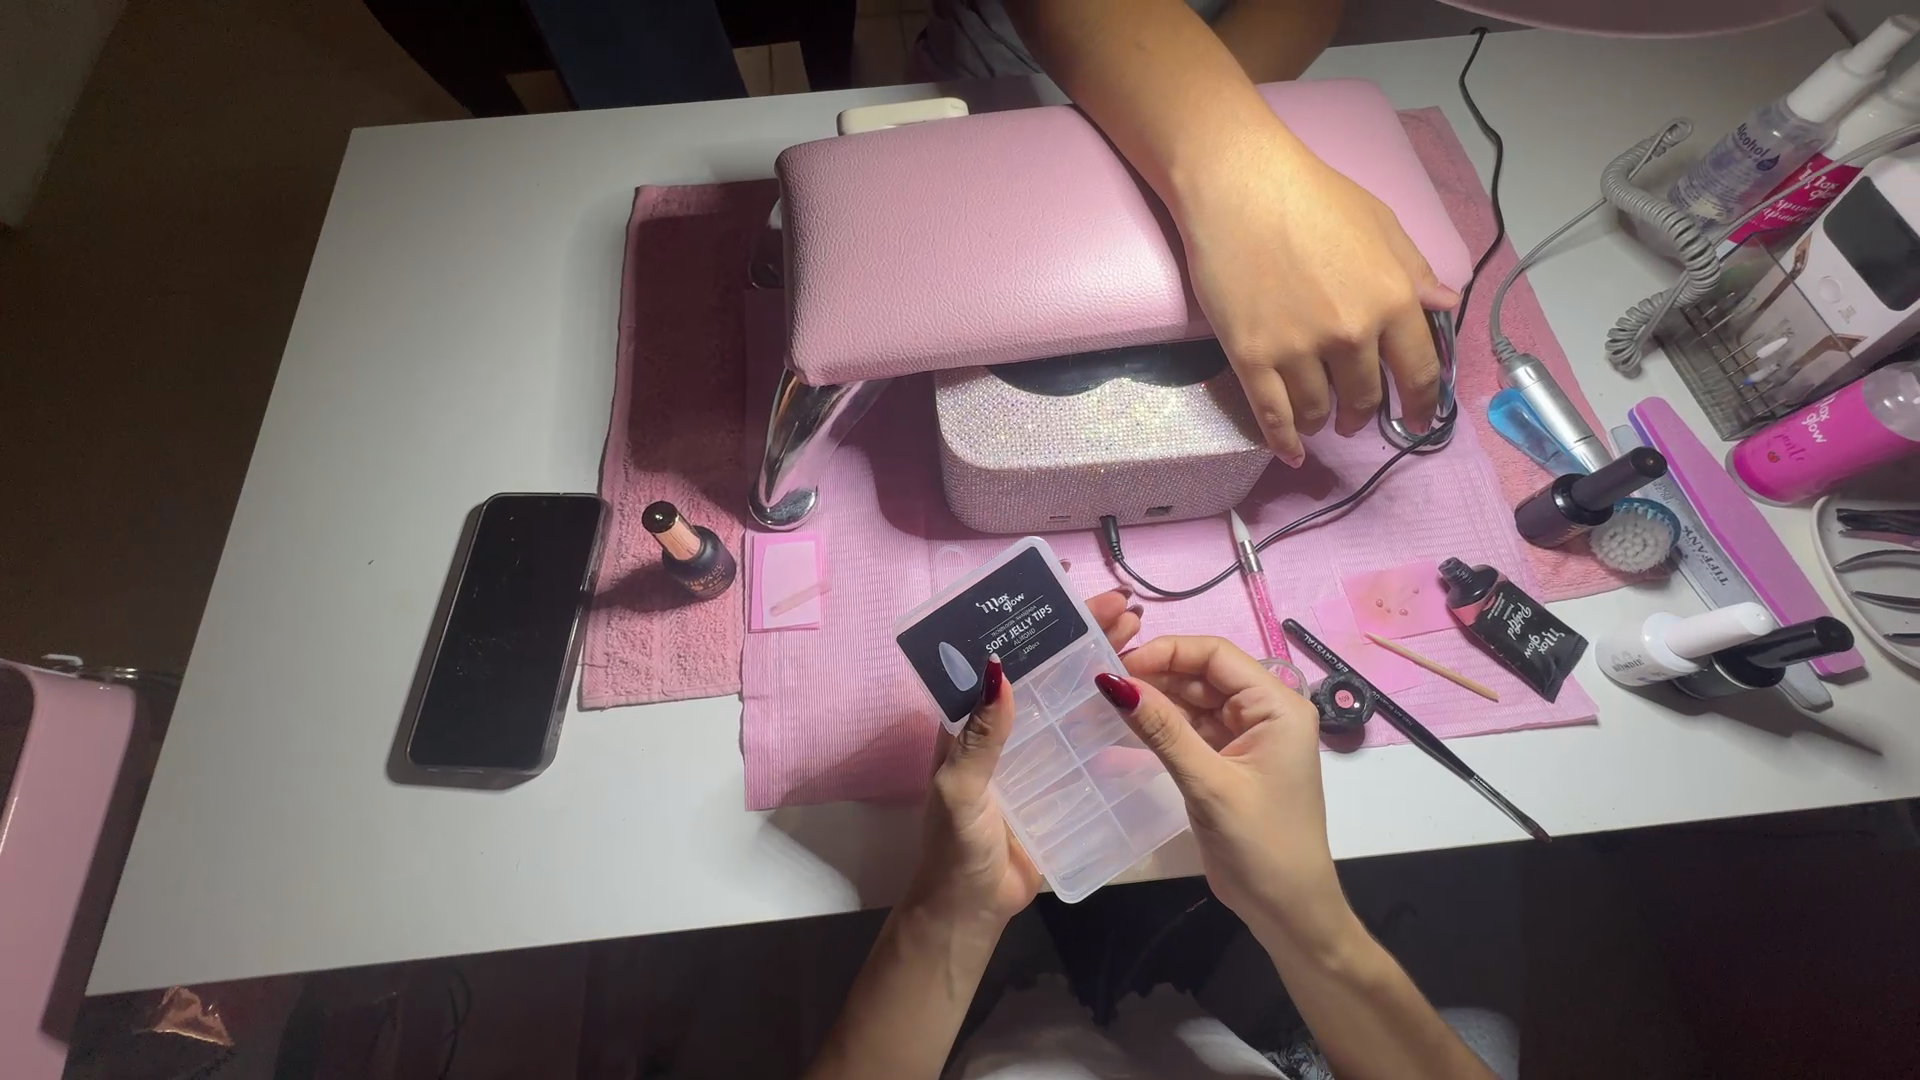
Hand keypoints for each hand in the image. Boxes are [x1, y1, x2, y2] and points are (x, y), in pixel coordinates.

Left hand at [906, 589, 1143, 928]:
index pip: (1007, 655)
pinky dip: (1114, 715)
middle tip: (1127, 609)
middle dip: (1083, 634)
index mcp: (973, 717)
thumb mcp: (960, 790)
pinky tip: (1145, 699)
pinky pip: (1090, 739)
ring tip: (1142, 637)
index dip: (1038, 623)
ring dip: (1103, 664)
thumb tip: (1000, 667)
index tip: (1074, 595)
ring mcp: (1038, 750)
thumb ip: (979, 736)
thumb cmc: (956, 847)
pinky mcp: (1063, 779)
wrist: (974, 910)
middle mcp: (1007, 724)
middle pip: (1048, 667)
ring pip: (1074, 696)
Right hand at [1094, 635, 1351, 947]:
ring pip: (1192, 698)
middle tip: (1103, 685)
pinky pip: (1190, 726)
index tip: (1119, 666)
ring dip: (1154, 698)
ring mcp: (1245, 734)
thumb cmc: (1262, 846)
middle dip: (1155, 674)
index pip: (1216, 654)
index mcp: (1277, 705)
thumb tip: (1112, 682)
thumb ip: (1162, 729)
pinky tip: (1127, 724)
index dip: (1166, 651)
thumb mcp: (1208, 783)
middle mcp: (1264, 710)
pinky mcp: (1227, 757)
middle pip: (1202, 672)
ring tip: (1107, 701)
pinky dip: (1160, 723)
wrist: (1288, 913)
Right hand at [1172, 124, 1458, 465]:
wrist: (1239, 192)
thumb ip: (1413, 273)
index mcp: (1392, 299)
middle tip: (1353, 419)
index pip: (1418, 370)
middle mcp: (1350, 333)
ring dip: (1321, 423)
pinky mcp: (1251, 358)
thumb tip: (1444, 309)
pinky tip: (1291, 454)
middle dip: (1361, 414)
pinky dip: (1283, 440)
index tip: (1417, 420)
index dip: (1421, 403)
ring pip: (1316, 410)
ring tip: (1318, 423)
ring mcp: (1297, 350)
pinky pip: (1272, 415)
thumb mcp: (1381, 225)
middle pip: (1363, 397)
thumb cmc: (1312, 198)